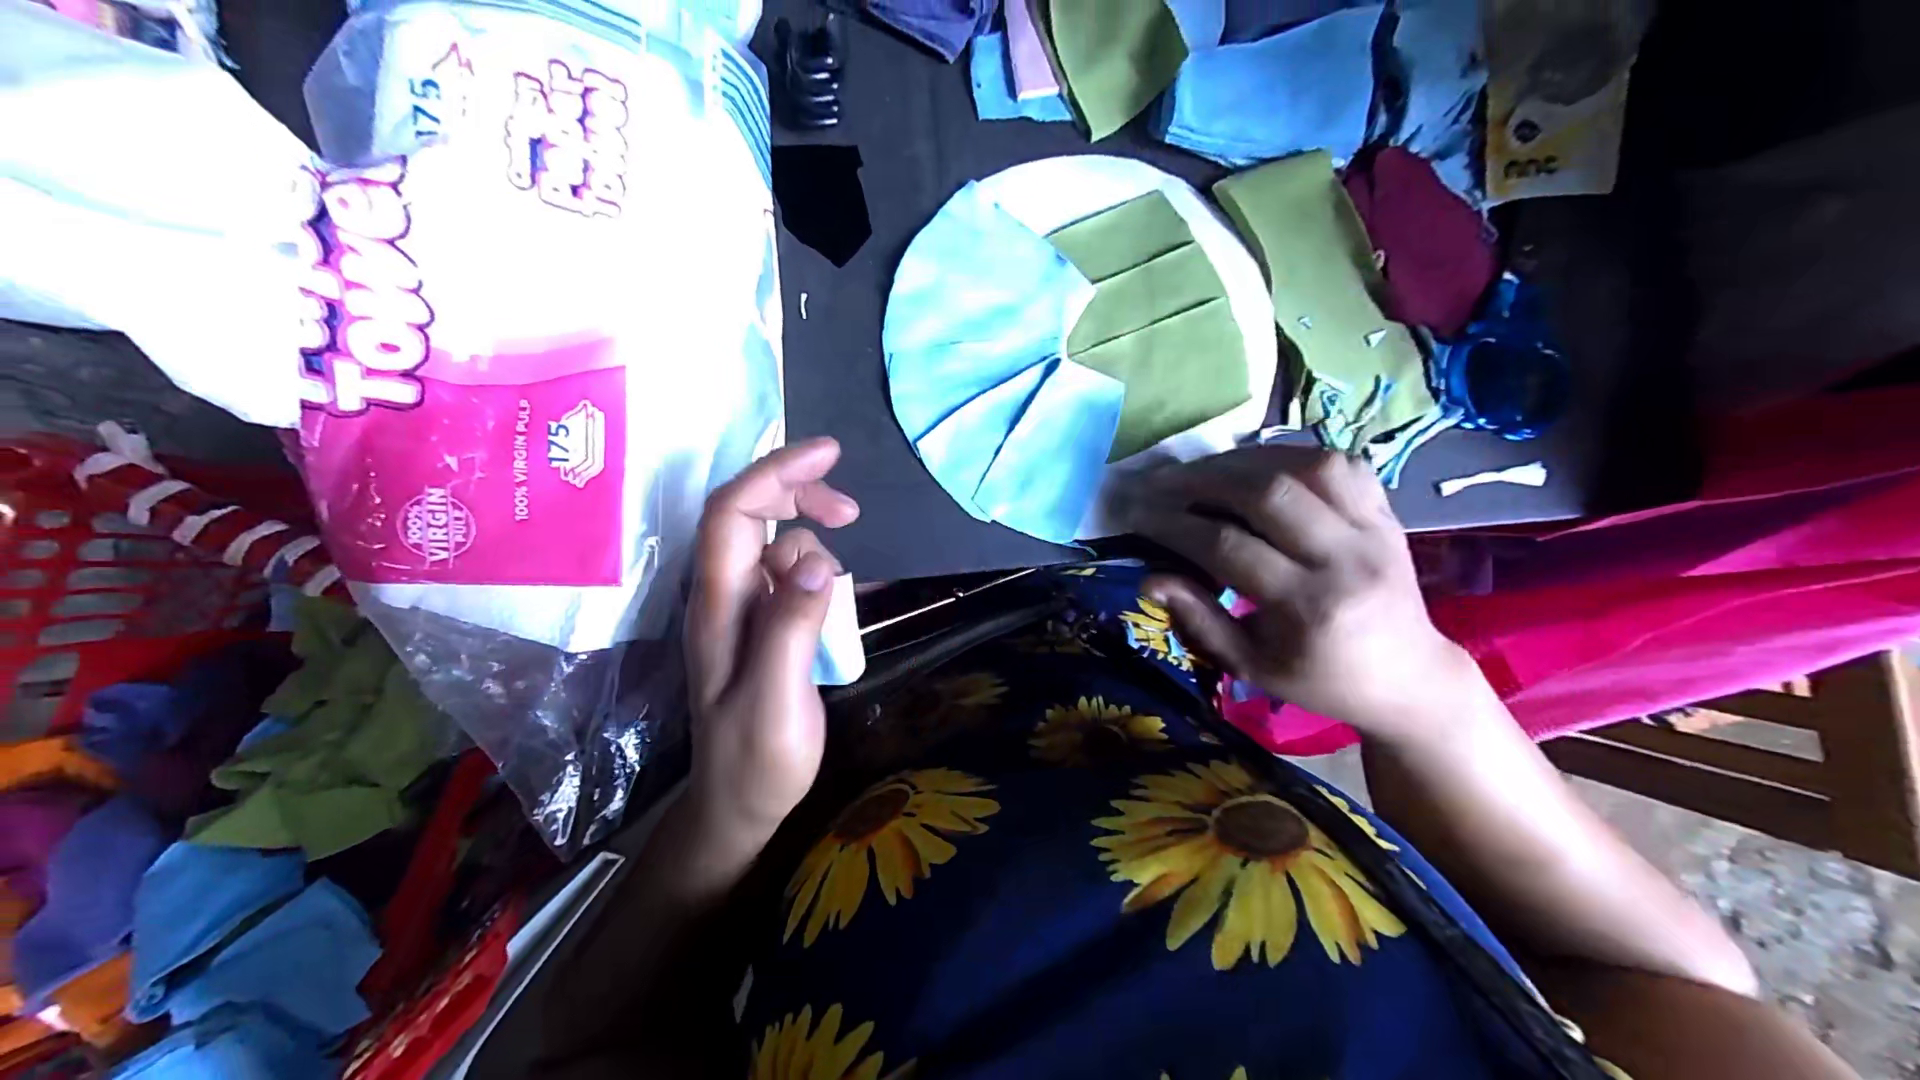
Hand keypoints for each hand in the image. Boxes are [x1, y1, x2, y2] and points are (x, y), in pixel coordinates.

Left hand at [685, 437, 858, 845]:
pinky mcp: (762, 622)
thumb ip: (790, 627)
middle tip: (851, 511)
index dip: (775, 472)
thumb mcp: (777, 700)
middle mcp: (723, 594)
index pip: (733, 513)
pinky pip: (789, 574)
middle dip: (798, 494)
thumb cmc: (757, 759)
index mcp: (718, 605)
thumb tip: (813, 560)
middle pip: (749, 513)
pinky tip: (834, 601)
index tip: (829, 454)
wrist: (741, 803)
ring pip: (775, 543)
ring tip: (838, 596)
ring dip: (813, 545)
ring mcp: (742, 608)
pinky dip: (816, 571)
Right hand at [1126, 445, 1473, 735]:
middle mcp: (1345, 559)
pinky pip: (1340, 463)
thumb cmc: (1319, 679)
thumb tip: (1149, 578)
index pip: (1229, 546)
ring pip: (1305, 466)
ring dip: (1244, 461)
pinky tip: (1259, 466)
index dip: (1175, 525)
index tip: (1138, 515)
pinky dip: (1292, 456)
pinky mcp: (1387, 514)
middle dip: (1203, 481)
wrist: (1407, 677)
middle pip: (1267, 494)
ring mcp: (1373, 529)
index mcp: (1308, 606)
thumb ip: (1199, 619)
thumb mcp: (1249, 665)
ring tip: (1204, 471)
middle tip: (1163, 483)